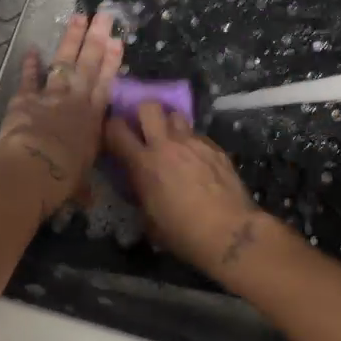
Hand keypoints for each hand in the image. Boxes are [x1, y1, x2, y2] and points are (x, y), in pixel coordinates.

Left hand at [0, 12, 122, 214]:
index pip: (106, 85)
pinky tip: (31, 49)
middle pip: (89, 64)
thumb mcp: (78, 185)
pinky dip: (29, 65)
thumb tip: (88, 200)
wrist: (31, 171)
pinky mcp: (25, 99)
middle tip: (105, 15)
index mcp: (93, 121)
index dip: (112, 62)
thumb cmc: (62, 180)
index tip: (117, 41)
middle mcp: (76, 102)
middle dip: (97, 38)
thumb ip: (82, 186)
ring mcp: (51, 96)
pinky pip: (29, 78)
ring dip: (71, 39)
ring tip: (80, 16)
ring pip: (64, 62)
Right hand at [103, 102, 271, 278]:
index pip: (116, 129)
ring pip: (176, 115)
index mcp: (143, 164)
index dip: (111, 128)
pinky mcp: (215, 147)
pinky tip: (197, 160)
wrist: (229, 232)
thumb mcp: (149, 220)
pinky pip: (197, 134)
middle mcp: (166, 145)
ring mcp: (193, 142)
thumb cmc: (183, 233)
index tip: (114, 135)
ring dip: (170, 125)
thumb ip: (140, 193)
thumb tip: (139, 185)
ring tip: (173, 142)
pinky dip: (192, 143)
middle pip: (149, 107)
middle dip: (143, 113)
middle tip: (145, 129)